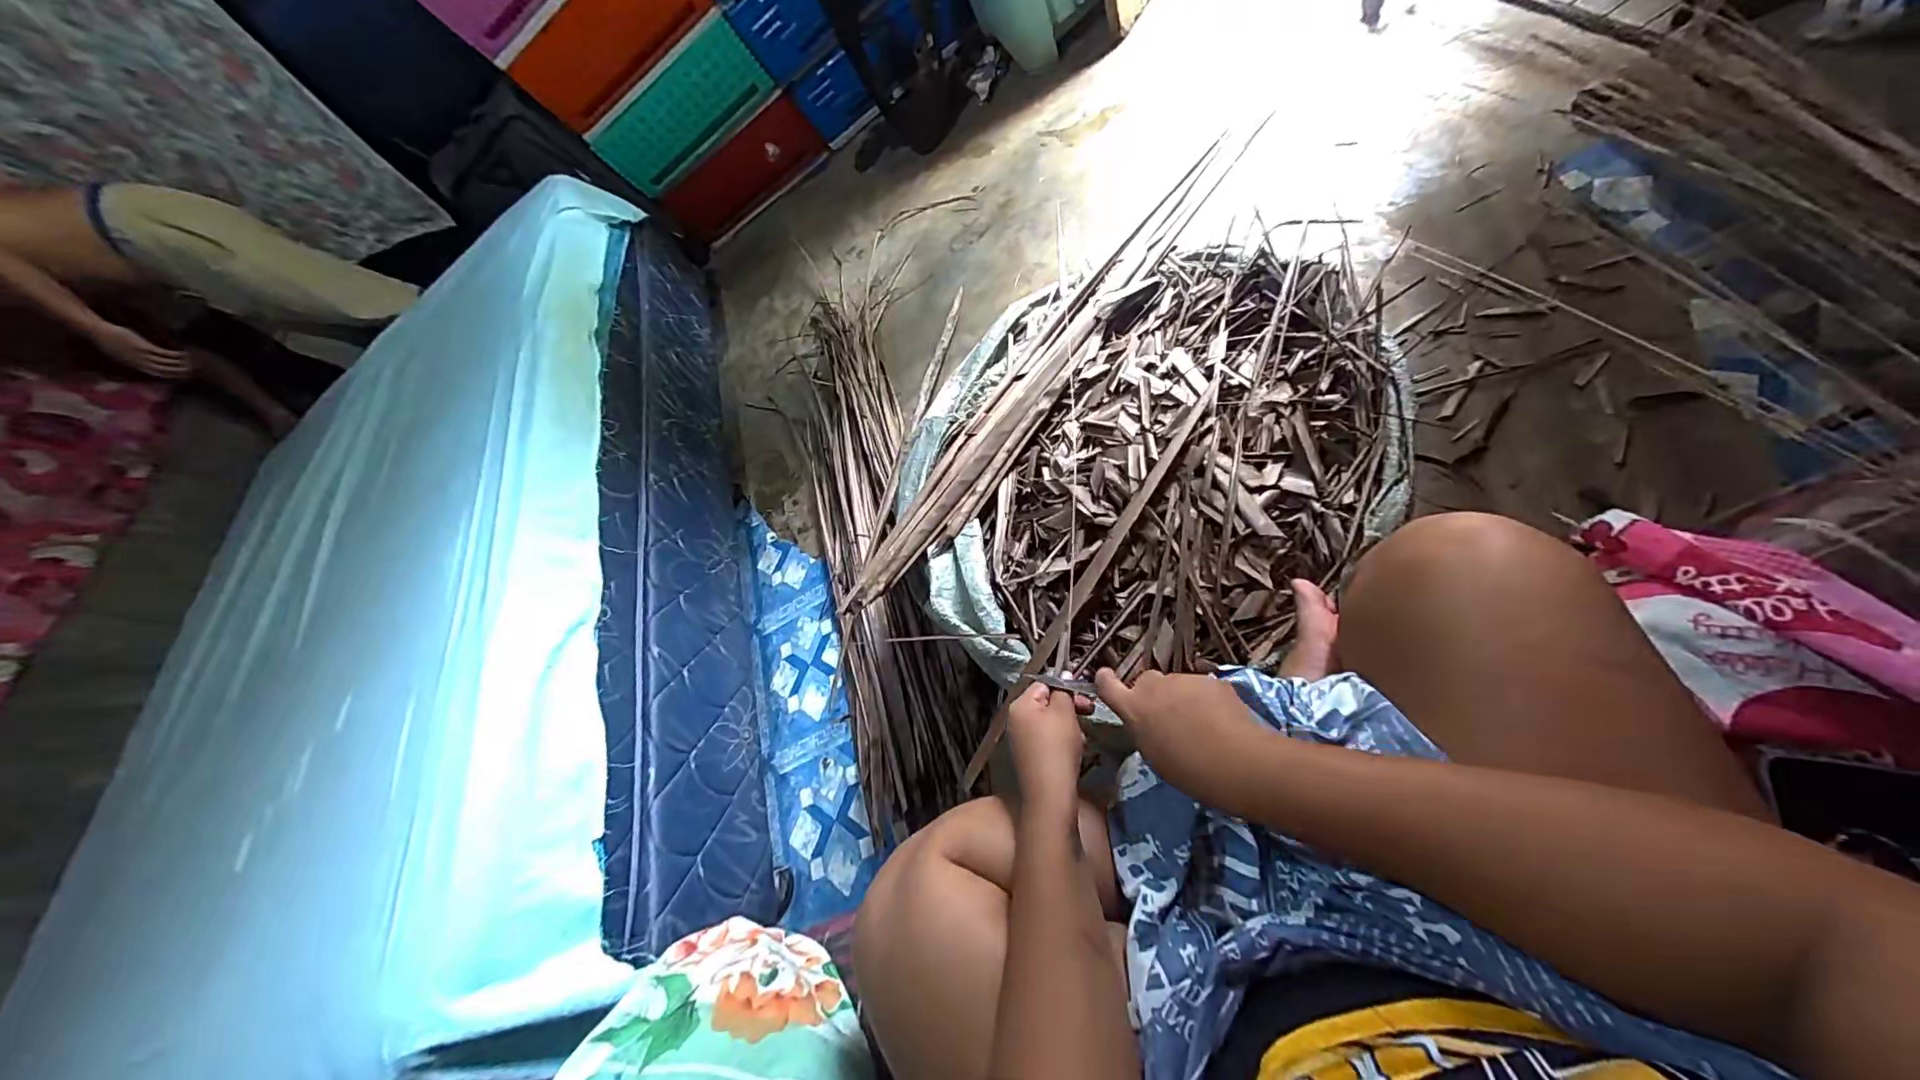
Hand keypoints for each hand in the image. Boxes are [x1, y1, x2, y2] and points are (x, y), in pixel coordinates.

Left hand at [89, 324, 192, 378]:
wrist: (96, 331)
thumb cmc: (105, 340)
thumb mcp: (118, 352)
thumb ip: (132, 357)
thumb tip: (144, 359)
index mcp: (134, 365)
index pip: (158, 373)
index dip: (173, 375)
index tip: (185, 375)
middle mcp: (140, 362)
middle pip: (165, 370)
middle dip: (181, 371)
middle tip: (195, 371)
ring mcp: (142, 355)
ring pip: (167, 363)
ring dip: (182, 363)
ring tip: (194, 363)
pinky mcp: (143, 347)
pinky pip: (164, 354)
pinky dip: (177, 355)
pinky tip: (185, 354)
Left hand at [1006, 681, 1086, 808]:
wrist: (1049, 792)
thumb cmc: (1056, 746)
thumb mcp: (1064, 711)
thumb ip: (1064, 691)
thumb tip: (1064, 676)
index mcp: (1019, 705)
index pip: (1043, 684)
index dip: (1065, 688)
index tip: (1084, 697)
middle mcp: (1014, 720)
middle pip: (1046, 704)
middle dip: (1068, 709)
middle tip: (1087, 714)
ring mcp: (1019, 740)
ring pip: (1049, 724)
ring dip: (1068, 726)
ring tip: (1080, 738)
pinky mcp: (1028, 757)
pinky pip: (1047, 741)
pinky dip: (1062, 742)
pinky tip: (1074, 752)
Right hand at [1093, 668, 1273, 805]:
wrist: (1237, 761)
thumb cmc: (1190, 770)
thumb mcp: (1154, 754)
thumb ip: (1145, 730)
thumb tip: (1151, 723)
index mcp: (1133, 709)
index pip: (1107, 684)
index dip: (1106, 680)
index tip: (1106, 678)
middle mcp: (1154, 687)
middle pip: (1146, 682)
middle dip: (1154, 694)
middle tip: (1168, 717)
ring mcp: (1183, 679)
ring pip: (1177, 685)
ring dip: (1182, 698)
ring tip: (1201, 724)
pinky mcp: (1210, 679)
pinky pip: (1202, 687)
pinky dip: (1207, 699)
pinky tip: (1221, 720)